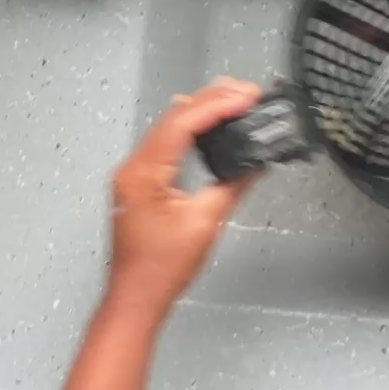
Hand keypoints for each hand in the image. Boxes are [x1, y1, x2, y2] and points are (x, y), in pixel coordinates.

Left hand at [107, 77, 262, 313]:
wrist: (135, 297)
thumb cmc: (163, 268)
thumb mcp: (205, 223)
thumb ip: (232, 185)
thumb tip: (256, 164)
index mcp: (144, 171)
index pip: (182, 123)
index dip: (217, 105)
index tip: (246, 97)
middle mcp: (133, 165)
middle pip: (173, 116)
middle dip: (211, 99)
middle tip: (246, 92)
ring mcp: (133, 172)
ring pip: (168, 125)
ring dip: (202, 109)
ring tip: (234, 100)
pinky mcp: (139, 181)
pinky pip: (164, 141)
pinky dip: (190, 127)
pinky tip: (208, 123)